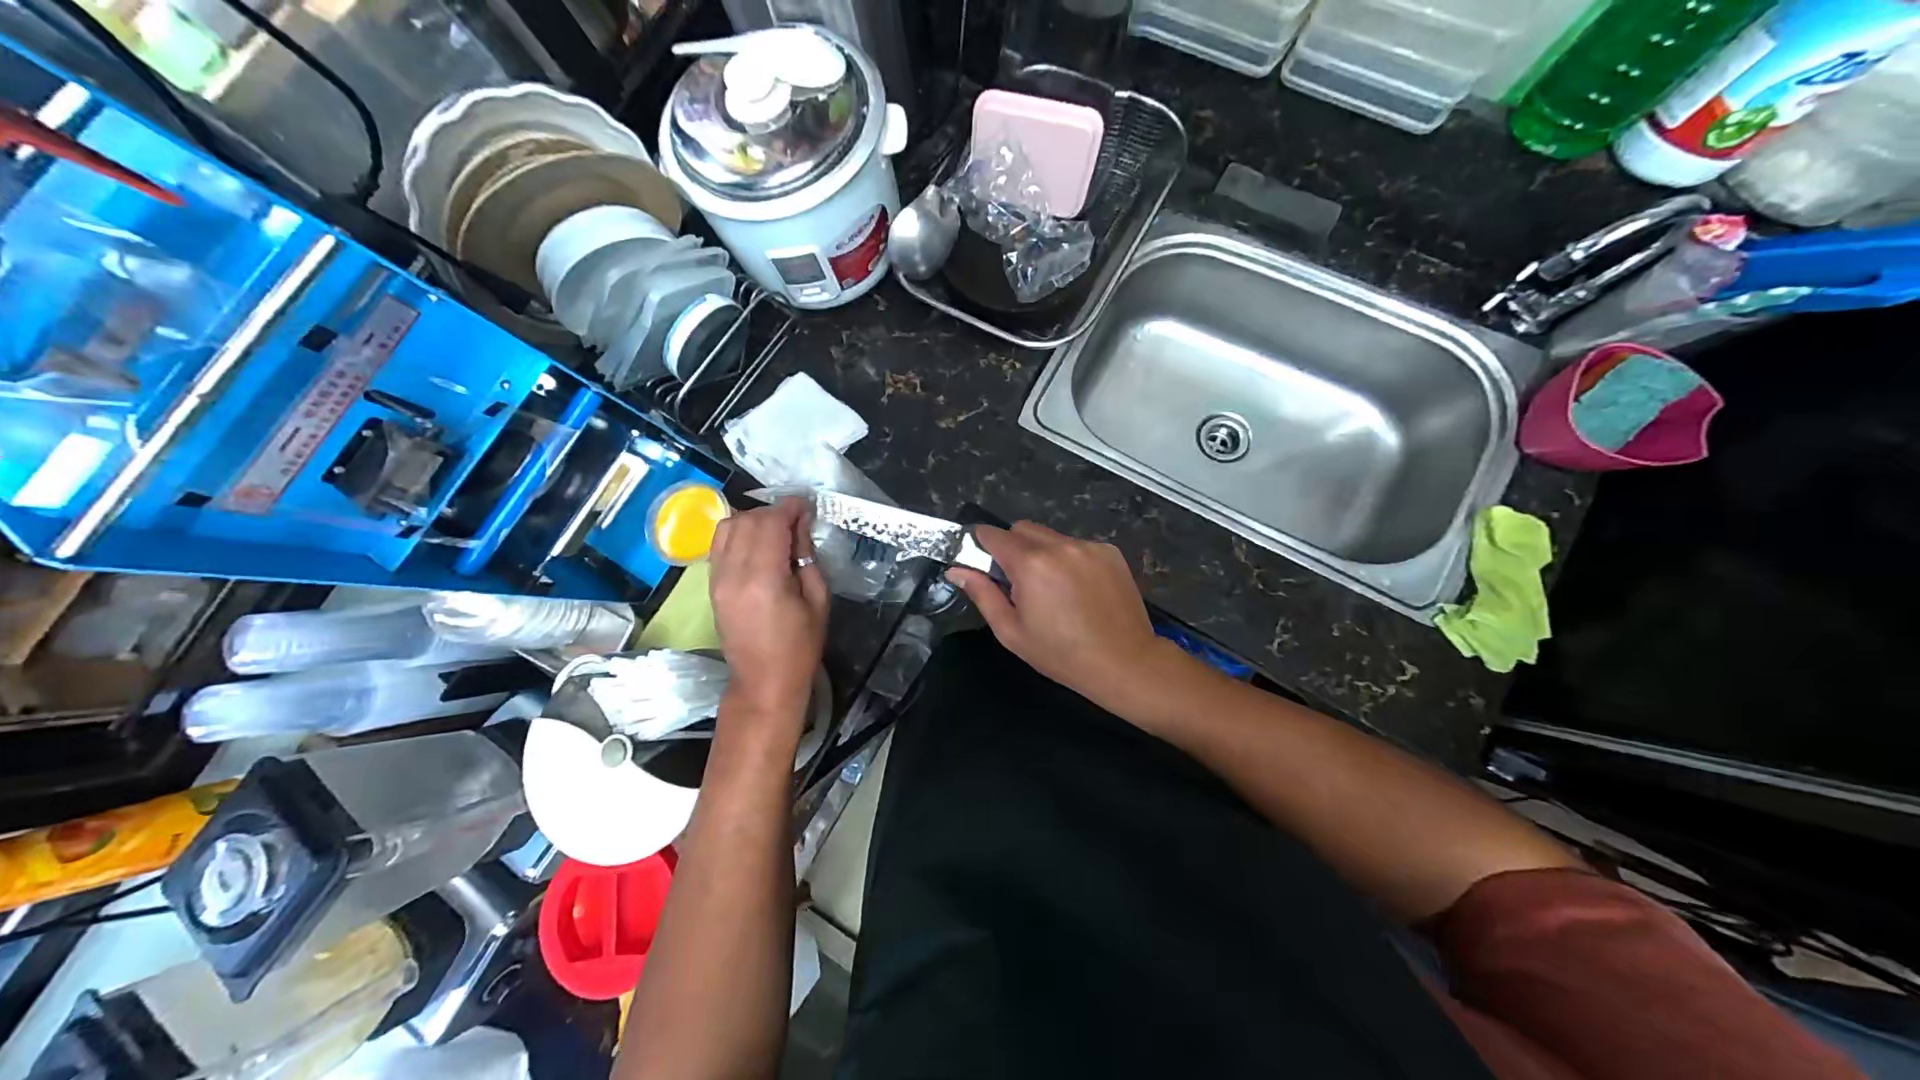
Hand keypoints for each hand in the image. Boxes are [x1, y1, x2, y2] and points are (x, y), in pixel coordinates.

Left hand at [709, 498, 828, 721]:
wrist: (763, 681)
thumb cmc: (799, 646)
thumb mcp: (818, 600)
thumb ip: (807, 558)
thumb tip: (800, 526)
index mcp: (764, 579)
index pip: (772, 524)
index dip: (790, 508)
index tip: (806, 507)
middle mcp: (734, 574)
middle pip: (748, 520)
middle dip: (774, 513)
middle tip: (796, 522)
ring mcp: (717, 579)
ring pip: (728, 527)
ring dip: (753, 520)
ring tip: (775, 531)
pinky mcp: (710, 585)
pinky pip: (719, 544)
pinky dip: (737, 534)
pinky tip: (756, 543)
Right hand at [946, 522, 1183, 711]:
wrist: (1124, 662)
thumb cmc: (1061, 654)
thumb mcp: (1011, 631)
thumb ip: (982, 594)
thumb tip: (957, 569)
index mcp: (1030, 564)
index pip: (994, 535)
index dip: (982, 544)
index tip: (981, 560)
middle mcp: (1059, 545)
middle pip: (1022, 529)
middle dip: (1012, 547)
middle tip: (1017, 581)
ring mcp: (1088, 546)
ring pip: (1051, 536)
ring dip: (1042, 553)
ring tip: (1053, 589)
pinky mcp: (1110, 552)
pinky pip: (1078, 545)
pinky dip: (1070, 559)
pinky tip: (1079, 590)